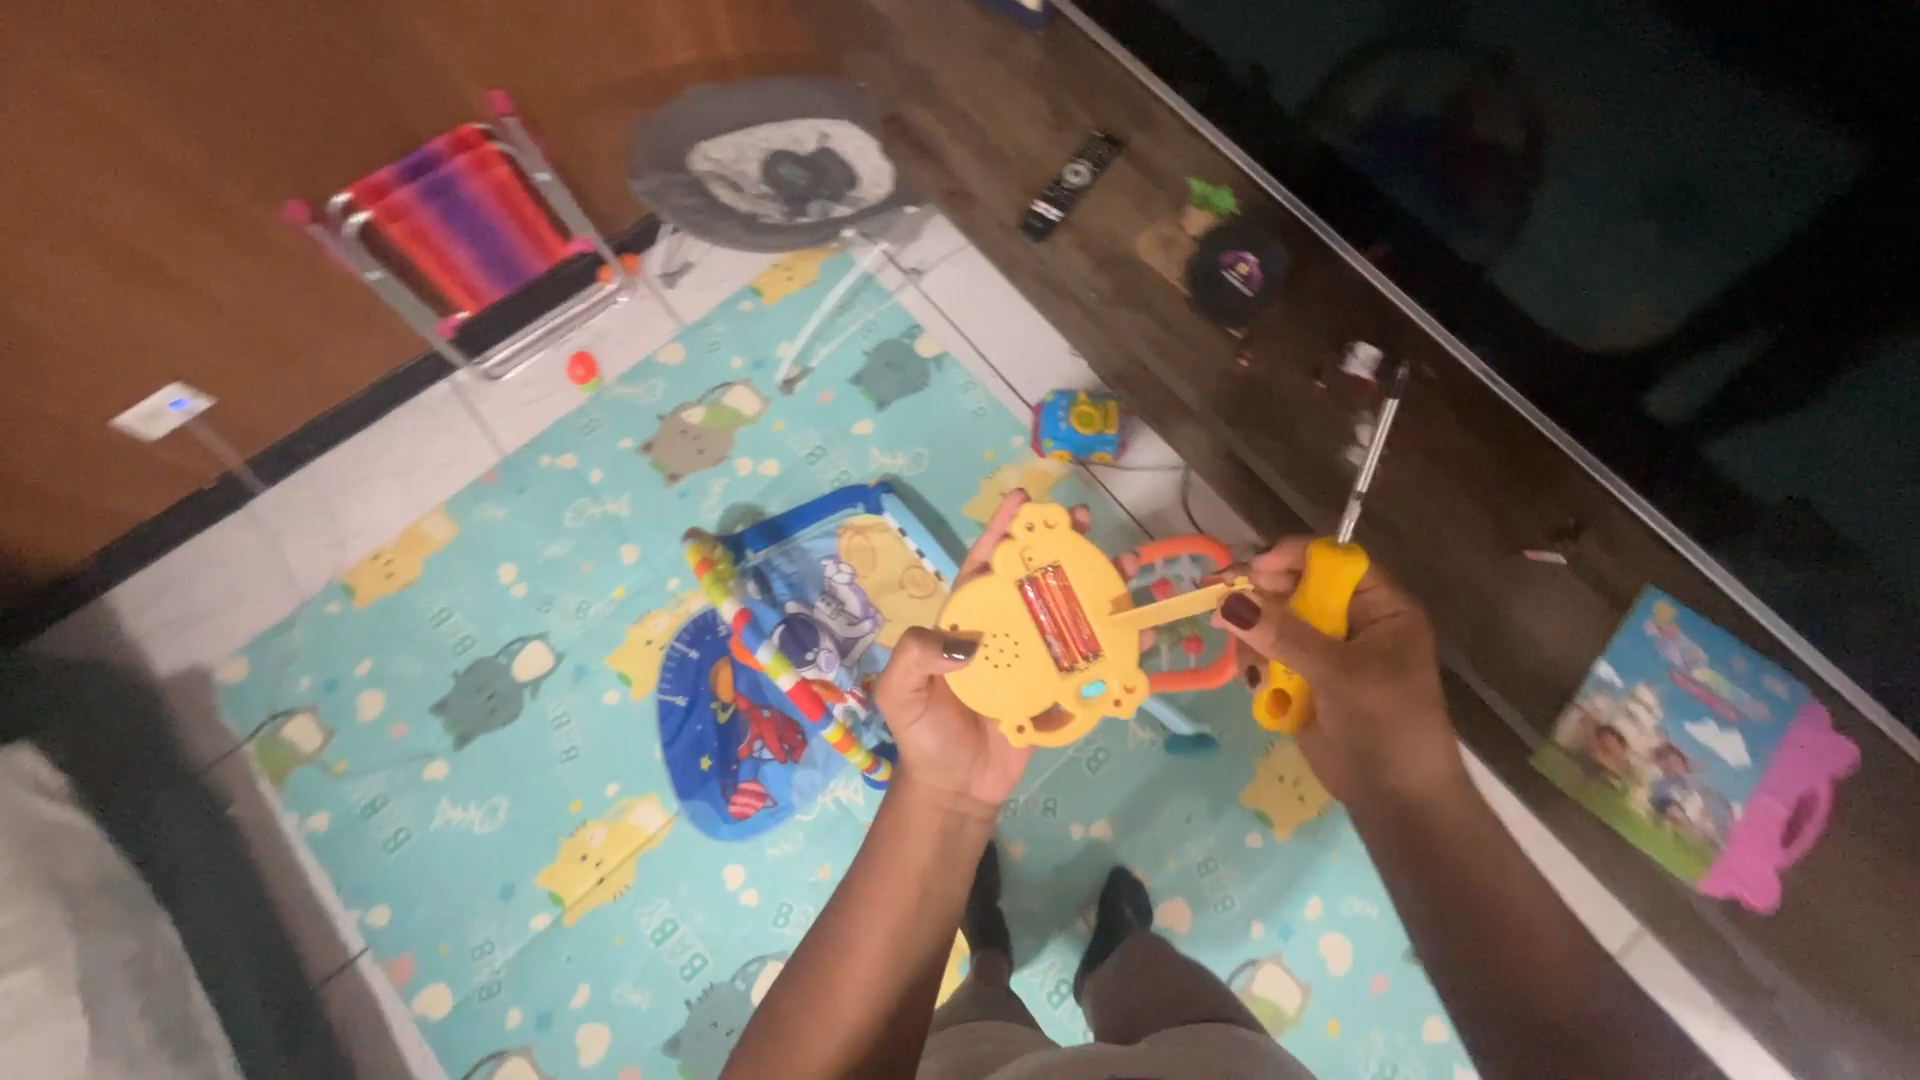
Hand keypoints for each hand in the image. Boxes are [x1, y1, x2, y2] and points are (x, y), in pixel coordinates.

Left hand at [872, 491, 1136, 815]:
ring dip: (1095, 584)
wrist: (957, 787)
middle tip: (1082, 520)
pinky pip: (1089, 660)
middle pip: (1034, 579)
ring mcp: (1034, 658)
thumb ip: (914, 657)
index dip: (1002, 531)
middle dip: (1058, 545)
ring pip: (1068, 611)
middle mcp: (1004, 631)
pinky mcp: (1060, 689)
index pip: (984, 566)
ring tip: (1123, 564)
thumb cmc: (925, 735)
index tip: (1024, 500)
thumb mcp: (900, 693)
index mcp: (967, 622)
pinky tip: (1135, 626)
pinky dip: (1114, 642)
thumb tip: (966, 640)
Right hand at [1214, 538, 1465, 807]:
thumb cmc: (1386, 725)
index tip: (1253, 569)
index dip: (1294, 557)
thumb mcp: (1339, 674)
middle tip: (1217, 599)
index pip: (1334, 562)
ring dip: (1253, 635)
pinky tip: (1255, 682)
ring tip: (1248, 661)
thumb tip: (1228, 602)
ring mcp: (1322, 650)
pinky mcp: (1300, 677)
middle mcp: (1349, 622)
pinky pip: (1265, 653)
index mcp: (1379, 609)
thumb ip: (1283, 635)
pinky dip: (1255, 663)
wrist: (1394, 798)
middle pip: (1294, 588)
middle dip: (1258, 595)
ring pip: (1272, 621)